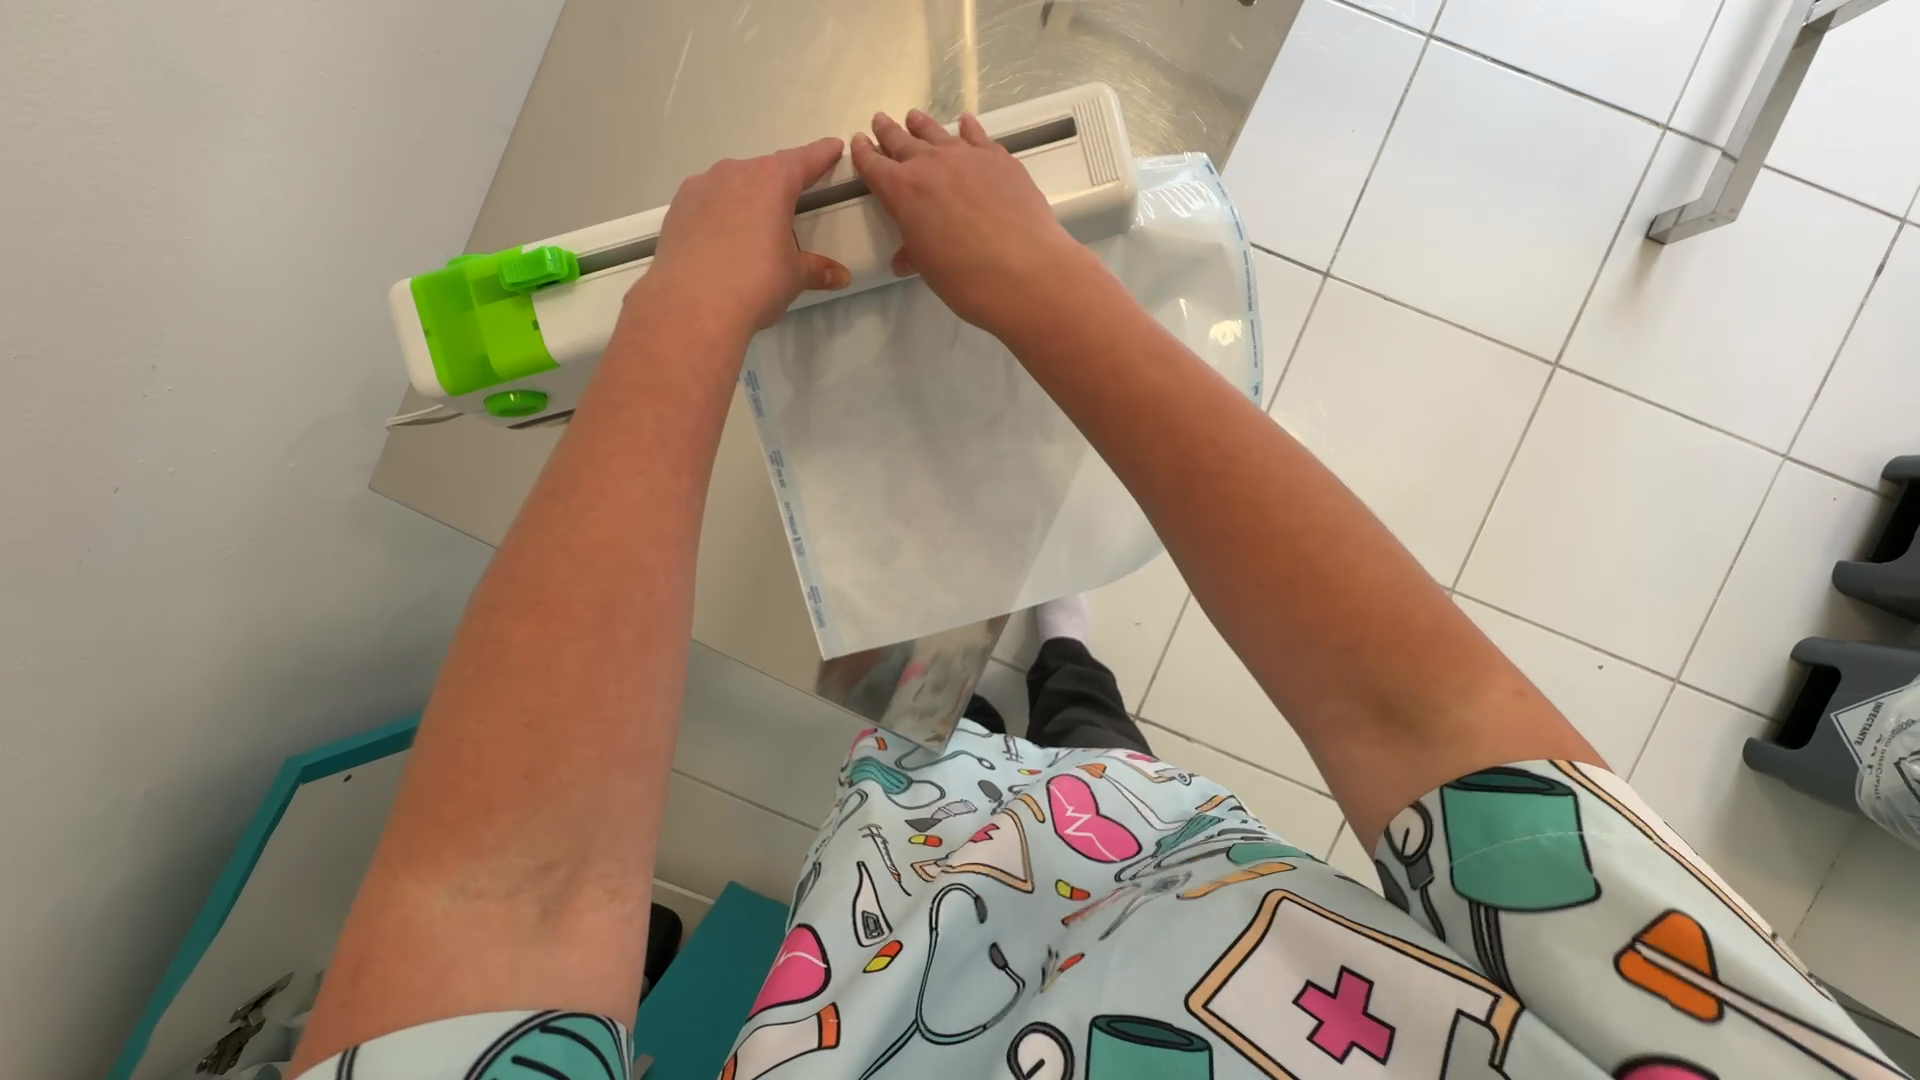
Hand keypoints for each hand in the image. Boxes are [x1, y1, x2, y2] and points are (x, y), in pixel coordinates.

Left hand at [641, 137, 851, 331]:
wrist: (692, 306)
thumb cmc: (754, 284)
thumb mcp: (793, 277)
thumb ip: (816, 269)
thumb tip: (839, 276)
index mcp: (771, 182)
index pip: (803, 160)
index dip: (821, 155)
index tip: (832, 148)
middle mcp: (734, 174)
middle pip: (764, 171)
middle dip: (779, 185)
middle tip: (790, 207)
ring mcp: (701, 188)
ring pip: (732, 184)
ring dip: (746, 198)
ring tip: (753, 230)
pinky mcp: (677, 208)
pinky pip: (707, 202)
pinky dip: (720, 213)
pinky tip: (723, 240)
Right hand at [850, 110, 1097, 335]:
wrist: (1023, 270)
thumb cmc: (966, 278)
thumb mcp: (929, 268)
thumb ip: (914, 253)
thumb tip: (905, 259)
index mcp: (902, 192)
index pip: (874, 166)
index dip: (864, 154)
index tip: (859, 144)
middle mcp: (930, 165)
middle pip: (902, 141)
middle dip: (889, 132)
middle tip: (881, 121)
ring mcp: (966, 156)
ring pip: (937, 132)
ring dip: (922, 125)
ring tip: (914, 118)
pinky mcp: (998, 158)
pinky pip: (977, 135)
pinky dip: (968, 128)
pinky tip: (966, 123)